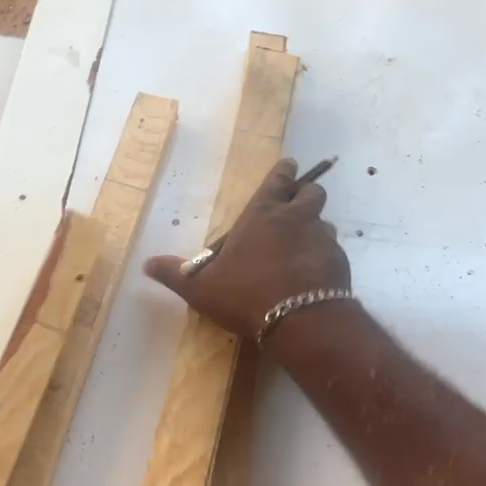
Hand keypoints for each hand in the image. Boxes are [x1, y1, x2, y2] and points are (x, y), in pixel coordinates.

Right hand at [145, 158, 350, 340]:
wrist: (300, 321)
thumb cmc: (245, 295)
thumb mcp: (200, 288)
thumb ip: (175, 274)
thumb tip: (146, 264)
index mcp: (262, 215)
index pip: (278, 180)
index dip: (283, 171)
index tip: (288, 165)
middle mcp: (296, 219)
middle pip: (311, 192)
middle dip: (305, 194)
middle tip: (296, 205)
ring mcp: (322, 239)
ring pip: (325, 222)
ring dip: (315, 228)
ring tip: (302, 246)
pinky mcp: (339, 263)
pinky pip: (333, 251)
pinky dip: (324, 257)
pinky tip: (313, 275)